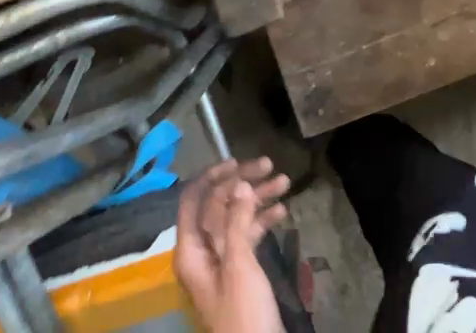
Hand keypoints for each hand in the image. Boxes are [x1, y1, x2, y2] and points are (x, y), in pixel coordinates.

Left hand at [174, 158, 291, 332]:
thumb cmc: (243, 312)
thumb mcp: (239, 266)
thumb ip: (237, 223)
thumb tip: (240, 184)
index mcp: (190, 250)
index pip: (193, 200)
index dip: (213, 177)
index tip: (238, 162)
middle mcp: (202, 251)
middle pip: (217, 205)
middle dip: (242, 184)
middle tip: (268, 165)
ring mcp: (221, 260)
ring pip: (236, 218)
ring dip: (257, 199)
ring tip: (284, 181)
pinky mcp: (240, 270)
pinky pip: (248, 236)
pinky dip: (263, 221)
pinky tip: (282, 210)